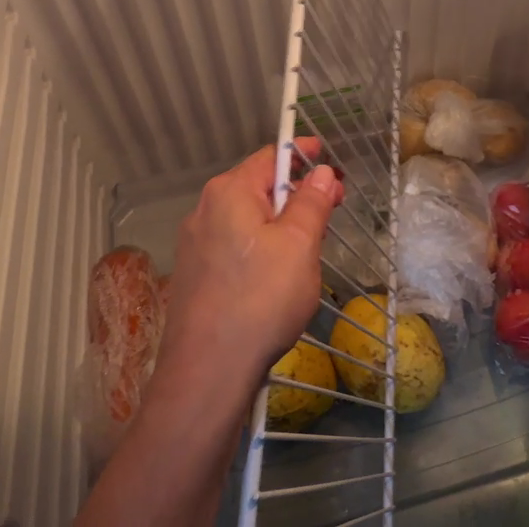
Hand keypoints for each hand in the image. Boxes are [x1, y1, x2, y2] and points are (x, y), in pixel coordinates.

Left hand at [157, 141, 345, 395]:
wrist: (207, 371)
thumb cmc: (260, 300)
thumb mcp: (299, 246)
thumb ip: (311, 203)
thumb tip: (321, 172)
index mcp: (229, 191)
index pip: (272, 156)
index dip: (305, 157)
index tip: (333, 168)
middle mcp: (205, 209)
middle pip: (258, 186)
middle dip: (297, 194)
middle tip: (333, 210)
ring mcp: (195, 243)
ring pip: (247, 219)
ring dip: (280, 224)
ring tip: (309, 247)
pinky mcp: (195, 275)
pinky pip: (234, 246)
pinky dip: (260, 248)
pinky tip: (276, 277)